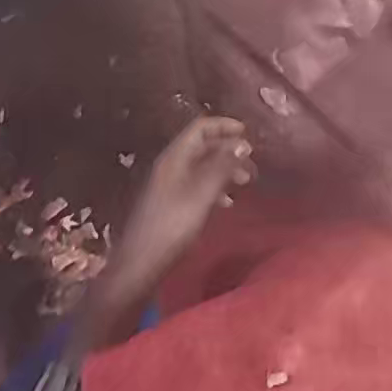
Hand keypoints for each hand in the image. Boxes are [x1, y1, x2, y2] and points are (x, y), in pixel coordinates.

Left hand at [115, 117, 253, 282]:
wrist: (140, 264)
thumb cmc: (172, 226)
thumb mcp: (202, 194)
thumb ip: (222, 166)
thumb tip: (242, 142)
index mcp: (175, 158)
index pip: (200, 128)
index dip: (224, 126)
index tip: (248, 134)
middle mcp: (171, 165)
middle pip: (203, 146)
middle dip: (228, 150)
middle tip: (252, 163)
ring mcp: (170, 184)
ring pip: (202, 166)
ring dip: (225, 169)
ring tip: (245, 182)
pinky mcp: (171, 203)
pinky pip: (197, 185)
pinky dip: (215, 187)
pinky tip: (227, 203)